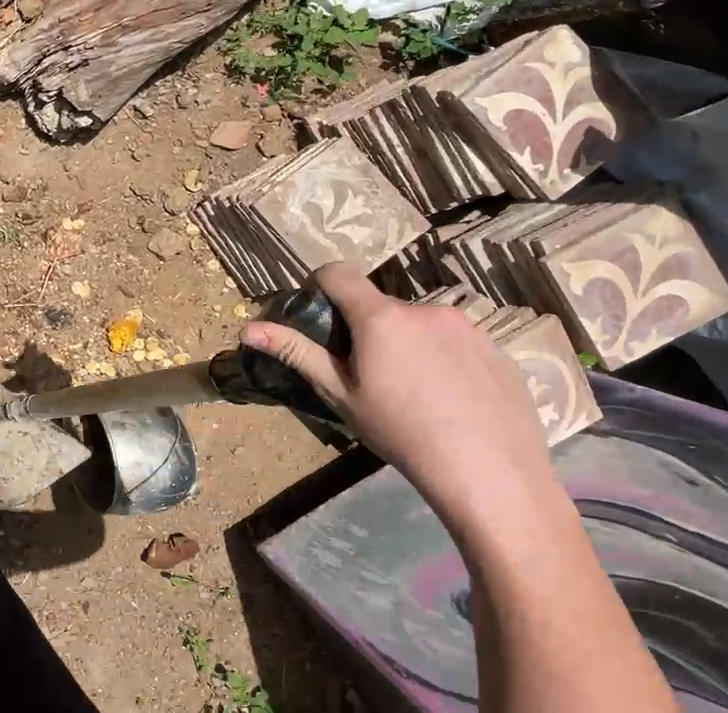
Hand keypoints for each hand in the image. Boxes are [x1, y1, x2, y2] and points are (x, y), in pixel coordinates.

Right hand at [240, 263, 554, 533]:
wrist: (493, 474)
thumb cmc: (402, 431)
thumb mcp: (340, 394)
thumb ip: (297, 353)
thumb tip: (246, 329)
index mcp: (380, 317)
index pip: (338, 273)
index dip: (320, 286)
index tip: (319, 318)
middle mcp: (425, 310)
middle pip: (381, 305)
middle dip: (368, 327)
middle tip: (366, 371)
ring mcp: (468, 328)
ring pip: (420, 323)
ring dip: (407, 341)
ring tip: (412, 389)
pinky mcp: (501, 350)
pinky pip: (457, 342)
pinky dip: (444, 358)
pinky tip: (450, 399)